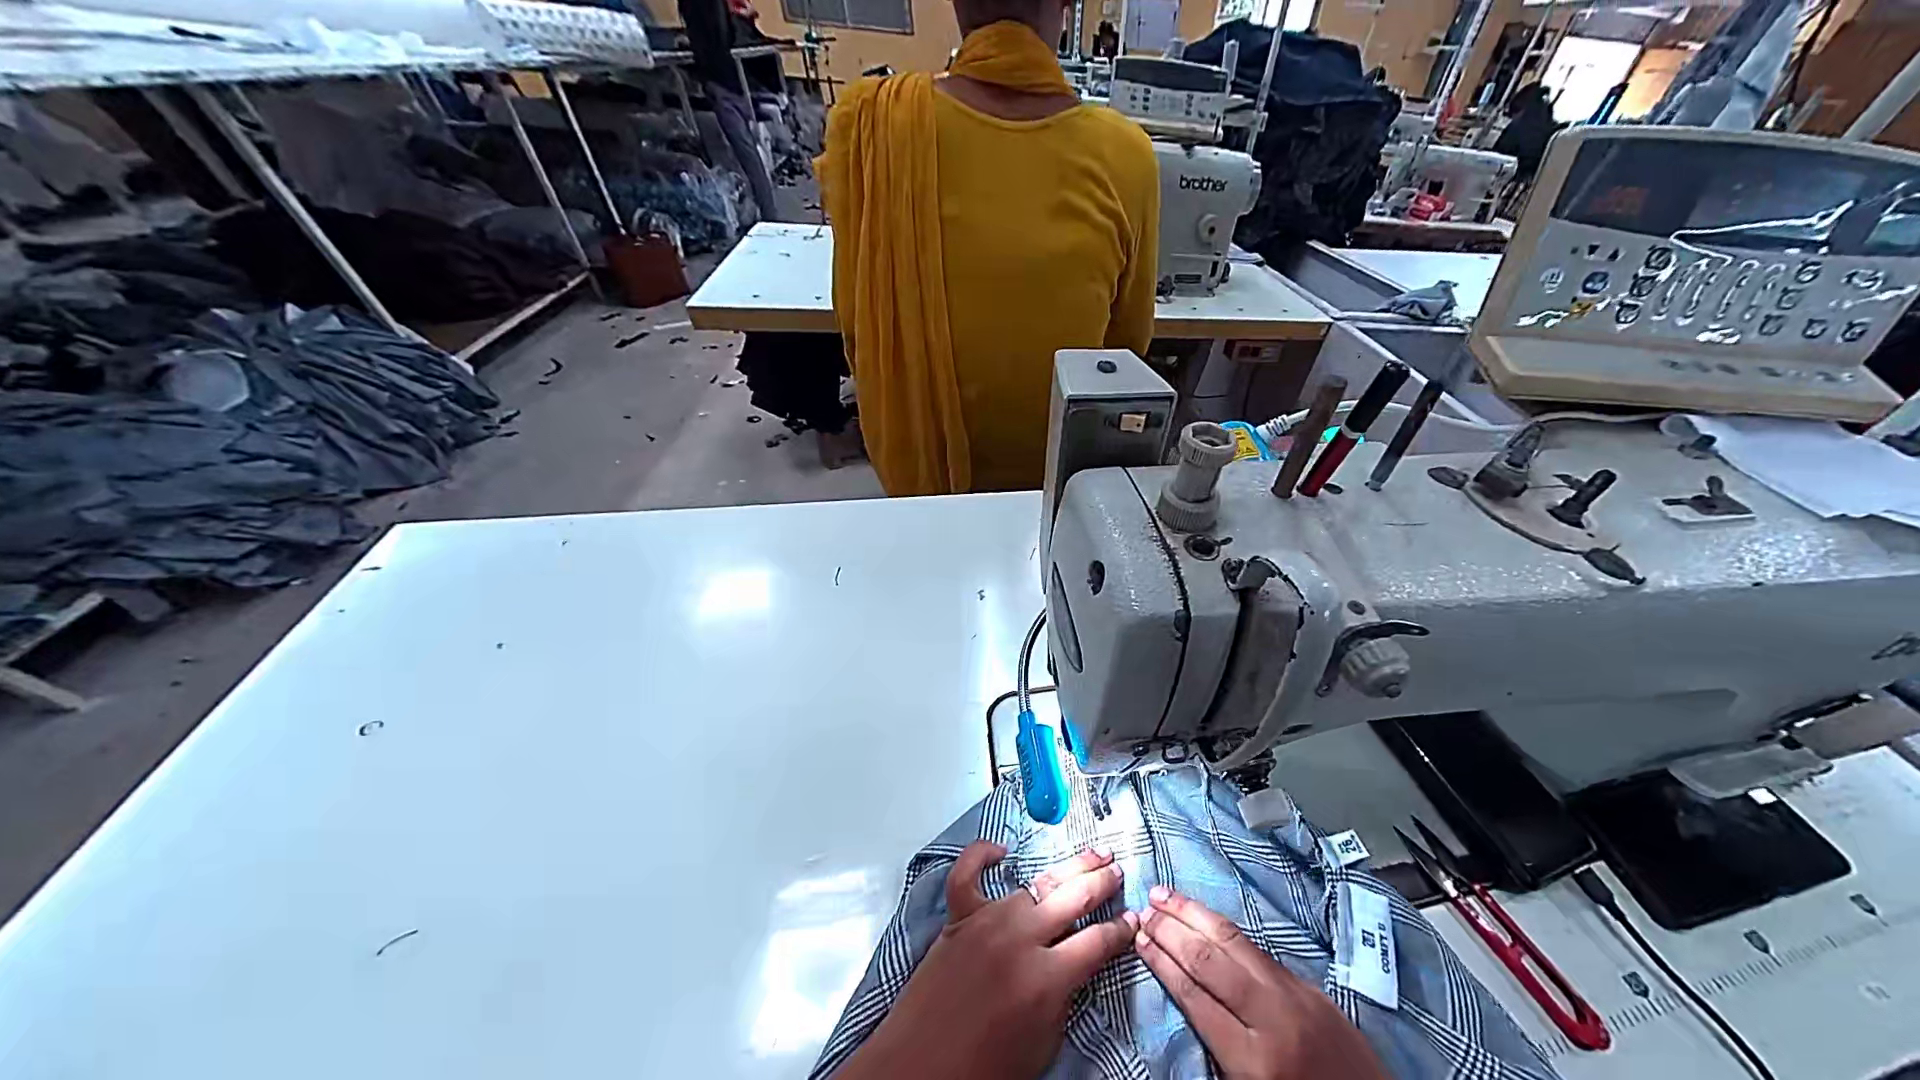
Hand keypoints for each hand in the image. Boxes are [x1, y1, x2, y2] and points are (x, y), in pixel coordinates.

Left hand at [837, 842, 1135, 1079]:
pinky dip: (980, 856)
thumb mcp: (1044, 1042)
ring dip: (1062, 872)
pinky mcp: (958, 918)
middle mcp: (1019, 940)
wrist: (921, 1067)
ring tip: (1085, 858)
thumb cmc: (985, 1069)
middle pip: (1072, 898)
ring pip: (1031, 887)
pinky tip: (1000, 849)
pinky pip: (967, 874)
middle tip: (1116, 869)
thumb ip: (1064, 995)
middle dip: (1100, 882)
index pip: (1097, 943)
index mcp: (1046, 979)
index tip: (1132, 919)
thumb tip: (1077, 963)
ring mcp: (986, 922)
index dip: (1120, 930)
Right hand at [1135, 886, 1388, 1079]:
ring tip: (1164, 896)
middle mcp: (1274, 1020)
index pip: (1194, 997)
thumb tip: (1185, 989)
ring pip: (1235, 942)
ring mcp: (1297, 999)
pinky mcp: (1313, 989)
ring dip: (1194, 914)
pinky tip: (1206, 918)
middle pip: (1210, 961)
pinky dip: (1225, 929)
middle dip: (1172, 930)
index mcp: (1254, 1061)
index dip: (1162, 963)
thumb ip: (1219, 1044)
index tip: (1139, 939)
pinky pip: (1260, 950)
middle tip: (1144, 909)